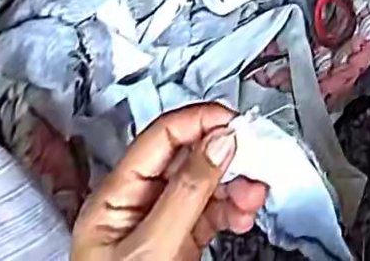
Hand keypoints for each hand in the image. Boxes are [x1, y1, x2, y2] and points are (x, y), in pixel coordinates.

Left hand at [70, 104, 267, 260]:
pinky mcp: (179, 242)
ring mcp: (159, 223)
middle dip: (226, 155)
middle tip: (253, 158)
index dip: (201, 121)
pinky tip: (244, 212)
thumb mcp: (152, 250)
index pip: (162, 135)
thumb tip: (220, 138)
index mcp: (115, 199)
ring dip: (235, 182)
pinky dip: (233, 206)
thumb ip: (187, 191)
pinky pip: (212, 208)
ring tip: (253, 195)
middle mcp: (137, 204)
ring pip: (206, 180)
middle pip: (188, 155)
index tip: (236, 125)